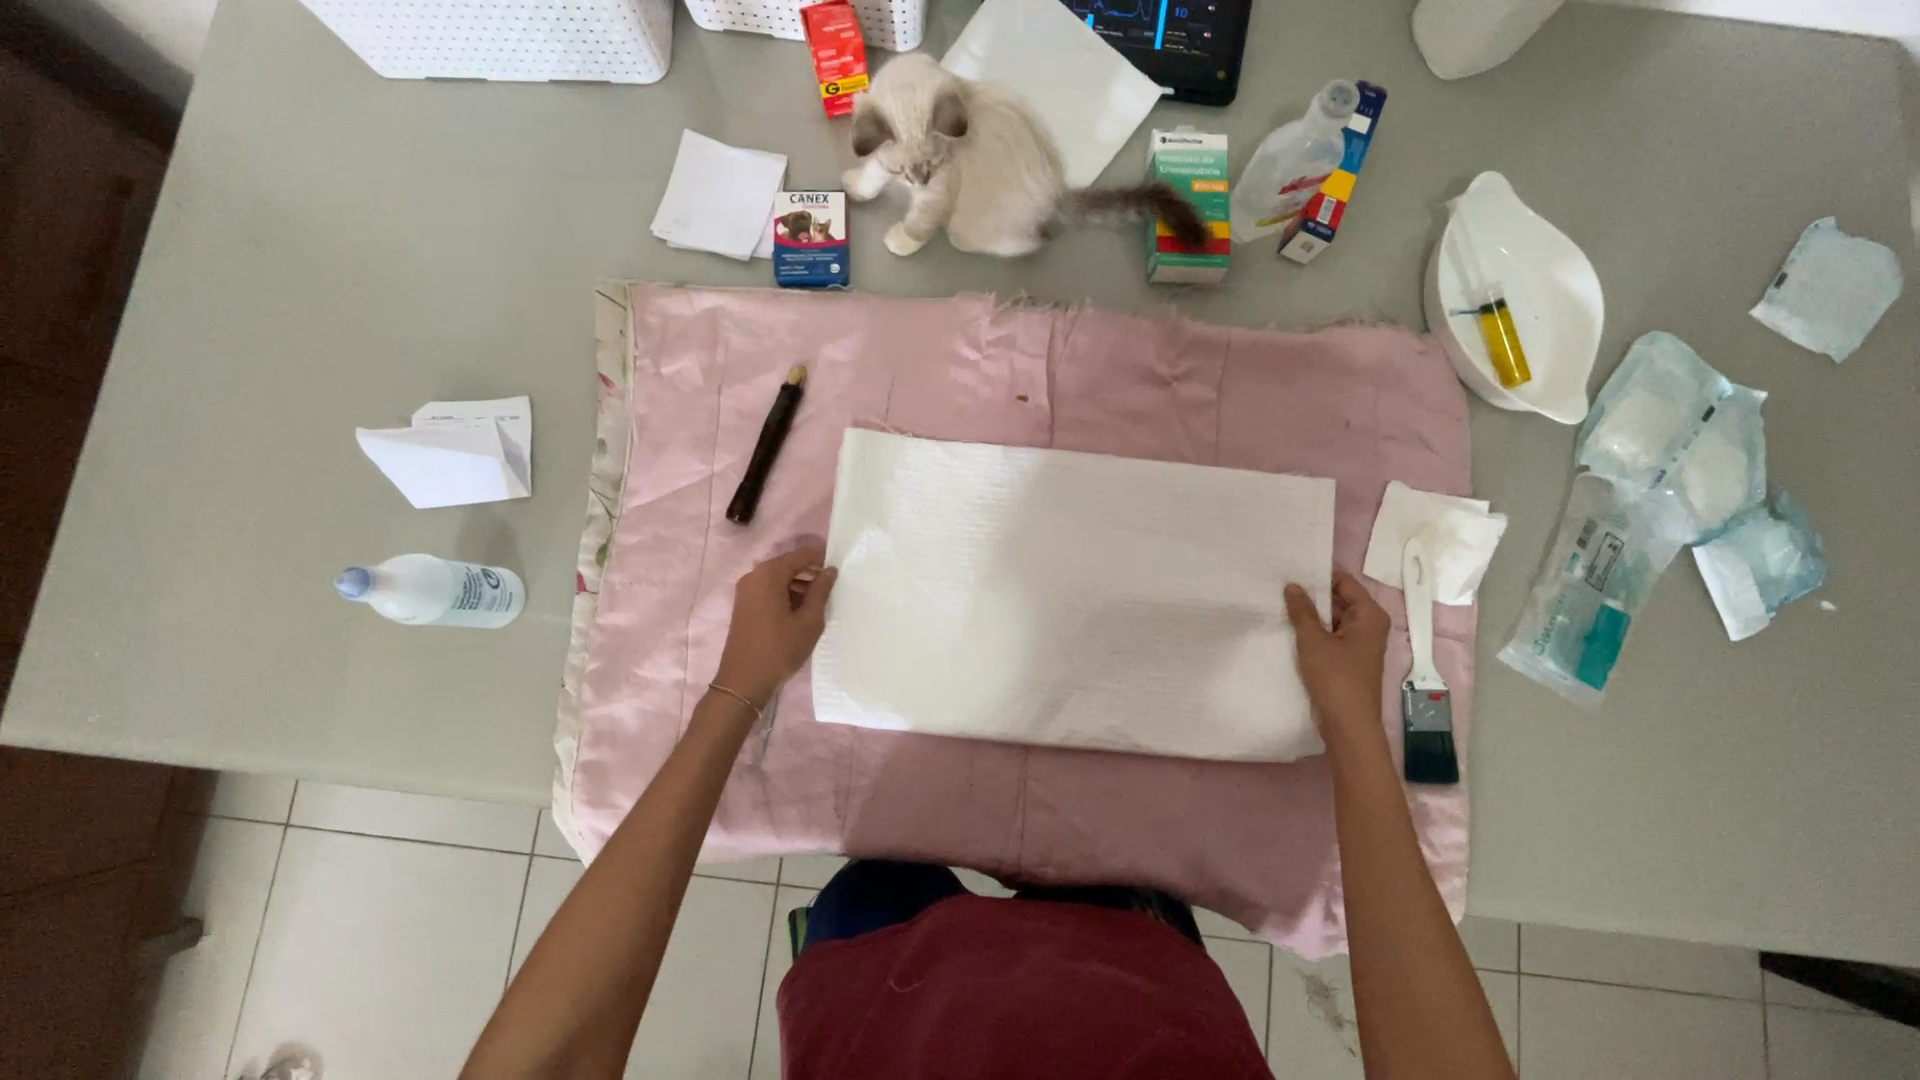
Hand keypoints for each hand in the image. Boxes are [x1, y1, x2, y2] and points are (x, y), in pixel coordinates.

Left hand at [712, 546, 838, 708]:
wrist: (743, 681)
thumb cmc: (780, 649)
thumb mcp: (809, 621)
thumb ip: (821, 591)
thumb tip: (830, 570)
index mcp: (769, 574)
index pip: (801, 555)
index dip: (821, 559)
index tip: (840, 570)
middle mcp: (754, 576)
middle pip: (788, 565)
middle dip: (810, 573)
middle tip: (832, 588)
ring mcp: (745, 591)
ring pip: (778, 578)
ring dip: (799, 585)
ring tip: (819, 602)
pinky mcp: (744, 605)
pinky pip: (769, 590)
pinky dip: (786, 594)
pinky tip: (801, 611)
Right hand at [1284, 572, 1389, 742]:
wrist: (1348, 724)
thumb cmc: (1335, 678)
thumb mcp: (1313, 641)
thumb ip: (1302, 611)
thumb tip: (1292, 586)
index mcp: (1369, 615)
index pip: (1344, 582)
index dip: (1319, 576)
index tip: (1291, 572)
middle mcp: (1370, 625)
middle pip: (1339, 599)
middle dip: (1312, 596)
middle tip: (1280, 588)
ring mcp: (1361, 643)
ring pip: (1333, 619)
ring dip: (1311, 616)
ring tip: (1281, 607)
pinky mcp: (1350, 658)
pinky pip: (1332, 636)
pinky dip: (1315, 632)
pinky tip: (1291, 630)